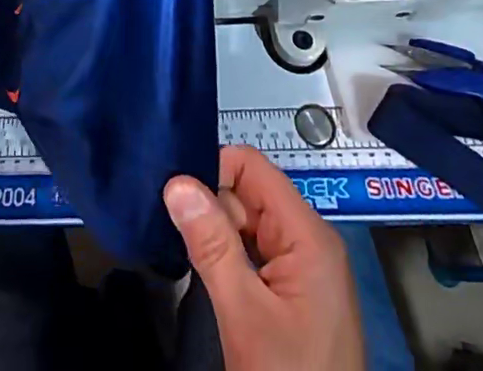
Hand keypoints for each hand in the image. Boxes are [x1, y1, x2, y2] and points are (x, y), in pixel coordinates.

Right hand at [164, 147, 363, 370]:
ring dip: (216, 233)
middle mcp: (308, 239)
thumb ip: (211, 244)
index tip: (174, 198)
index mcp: (307, 234)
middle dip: (211, 206)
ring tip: (185, 251)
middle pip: (249, 193)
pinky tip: (207, 272)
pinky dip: (228, 255)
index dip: (212, 172)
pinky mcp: (293, 288)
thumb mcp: (245, 313)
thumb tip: (176, 183)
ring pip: (247, 223)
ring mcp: (302, 265)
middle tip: (175, 234)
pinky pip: (254, 251)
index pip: (253, 168)